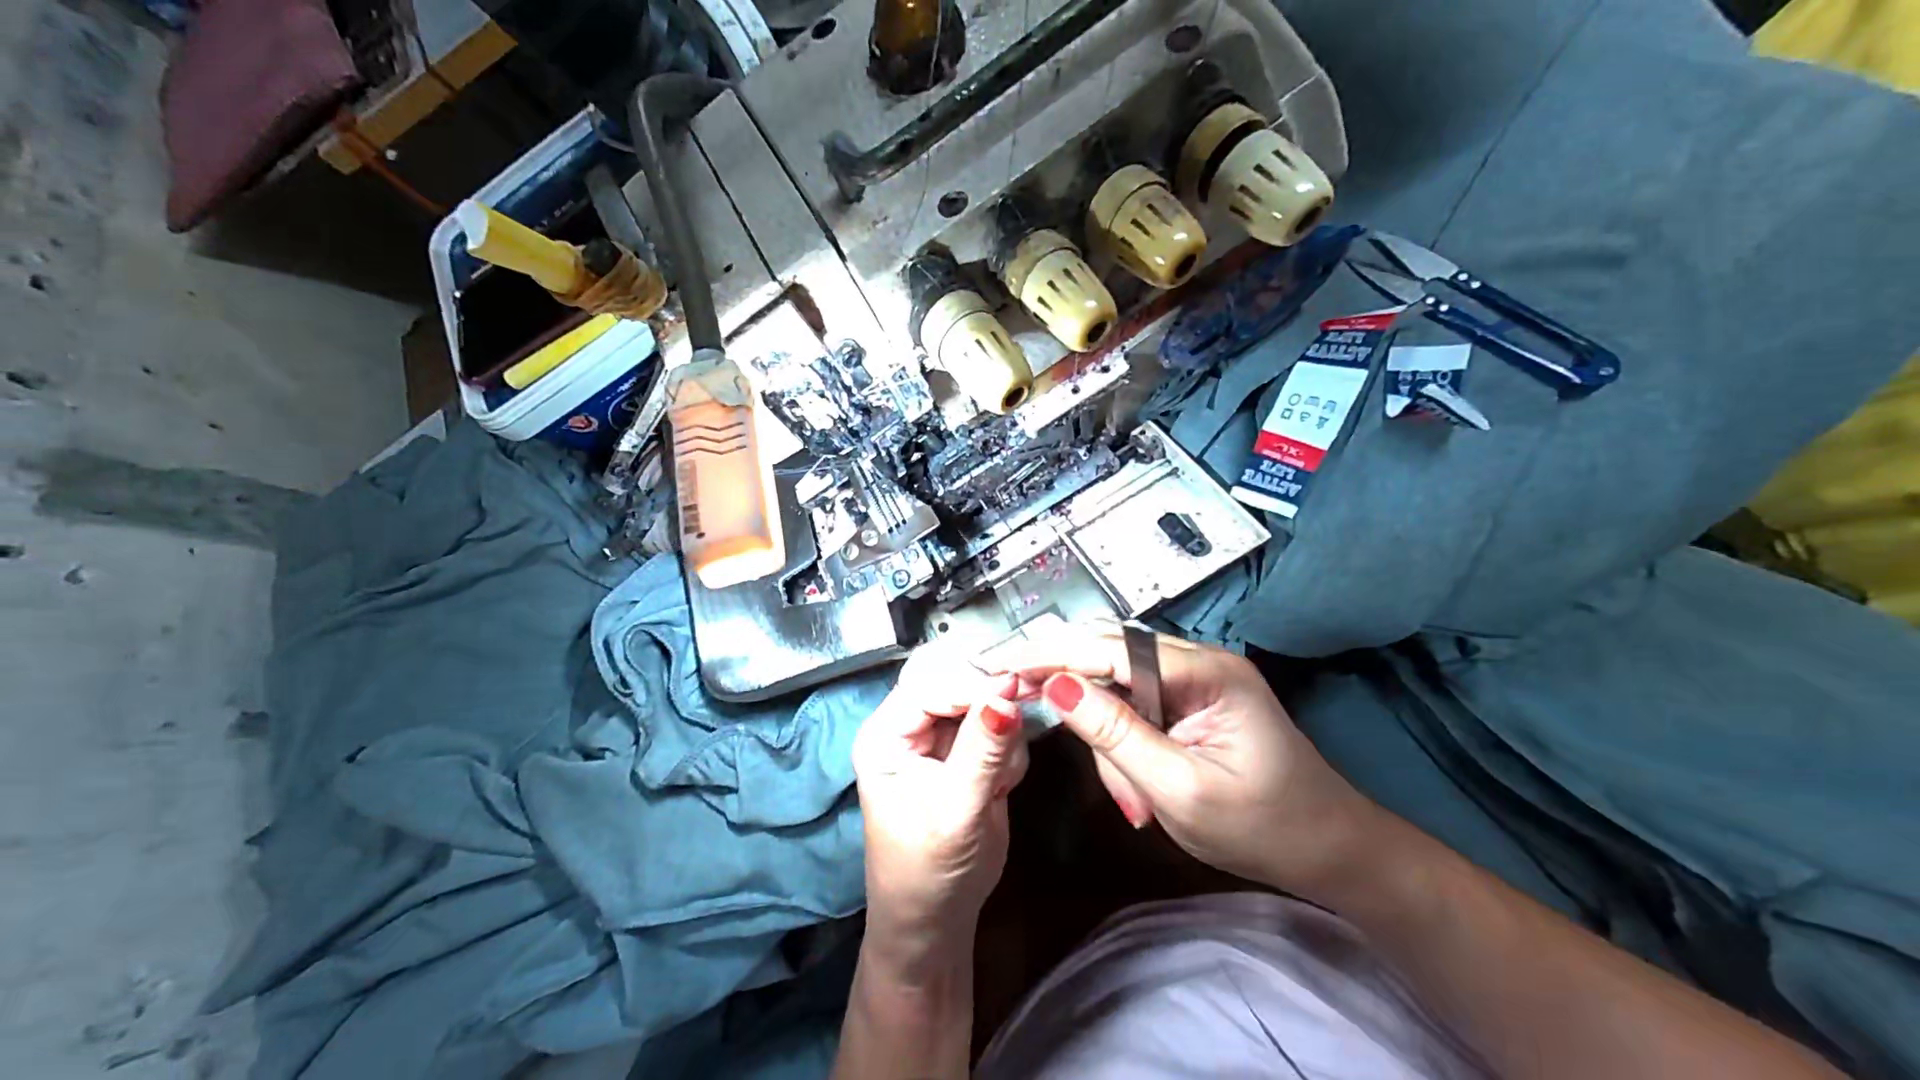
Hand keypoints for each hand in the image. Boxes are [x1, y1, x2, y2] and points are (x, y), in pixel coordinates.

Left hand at [851, 642, 1028, 972]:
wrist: (937, 919)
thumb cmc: (929, 871)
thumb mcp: (957, 810)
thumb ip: (983, 750)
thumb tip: (1008, 693)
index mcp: (885, 734)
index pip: (929, 685)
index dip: (971, 684)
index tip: (1016, 687)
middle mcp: (909, 726)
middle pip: (955, 682)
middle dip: (990, 699)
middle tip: (1024, 711)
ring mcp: (940, 738)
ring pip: (982, 702)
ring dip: (1003, 732)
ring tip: (1000, 780)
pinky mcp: (967, 753)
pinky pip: (998, 728)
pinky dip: (1010, 750)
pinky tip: (1002, 786)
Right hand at [998, 623, 1379, 894]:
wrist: (1331, 850)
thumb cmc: (1263, 827)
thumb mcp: (1179, 788)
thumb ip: (1114, 734)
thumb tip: (1055, 685)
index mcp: (1205, 671)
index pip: (1110, 647)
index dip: (1053, 656)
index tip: (1002, 668)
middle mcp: (1198, 658)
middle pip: (1109, 653)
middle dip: (1075, 693)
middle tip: (1035, 719)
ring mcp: (1196, 677)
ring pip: (1117, 680)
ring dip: (1105, 733)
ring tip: (1132, 798)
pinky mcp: (1191, 698)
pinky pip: (1135, 702)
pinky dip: (1122, 739)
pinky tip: (1135, 782)